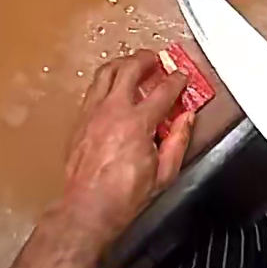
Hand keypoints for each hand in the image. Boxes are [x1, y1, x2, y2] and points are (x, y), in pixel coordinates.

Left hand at [54, 50, 194, 250]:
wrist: (88, 209)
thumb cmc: (124, 196)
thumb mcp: (164, 173)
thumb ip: (178, 140)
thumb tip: (187, 119)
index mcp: (137, 123)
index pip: (163, 91)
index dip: (177, 80)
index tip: (182, 77)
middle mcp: (113, 111)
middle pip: (130, 69)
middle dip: (146, 59)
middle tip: (155, 59)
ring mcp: (92, 113)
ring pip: (105, 73)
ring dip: (122, 64)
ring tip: (132, 63)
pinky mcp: (79, 121)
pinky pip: (93, 90)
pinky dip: (106, 82)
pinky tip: (112, 87)